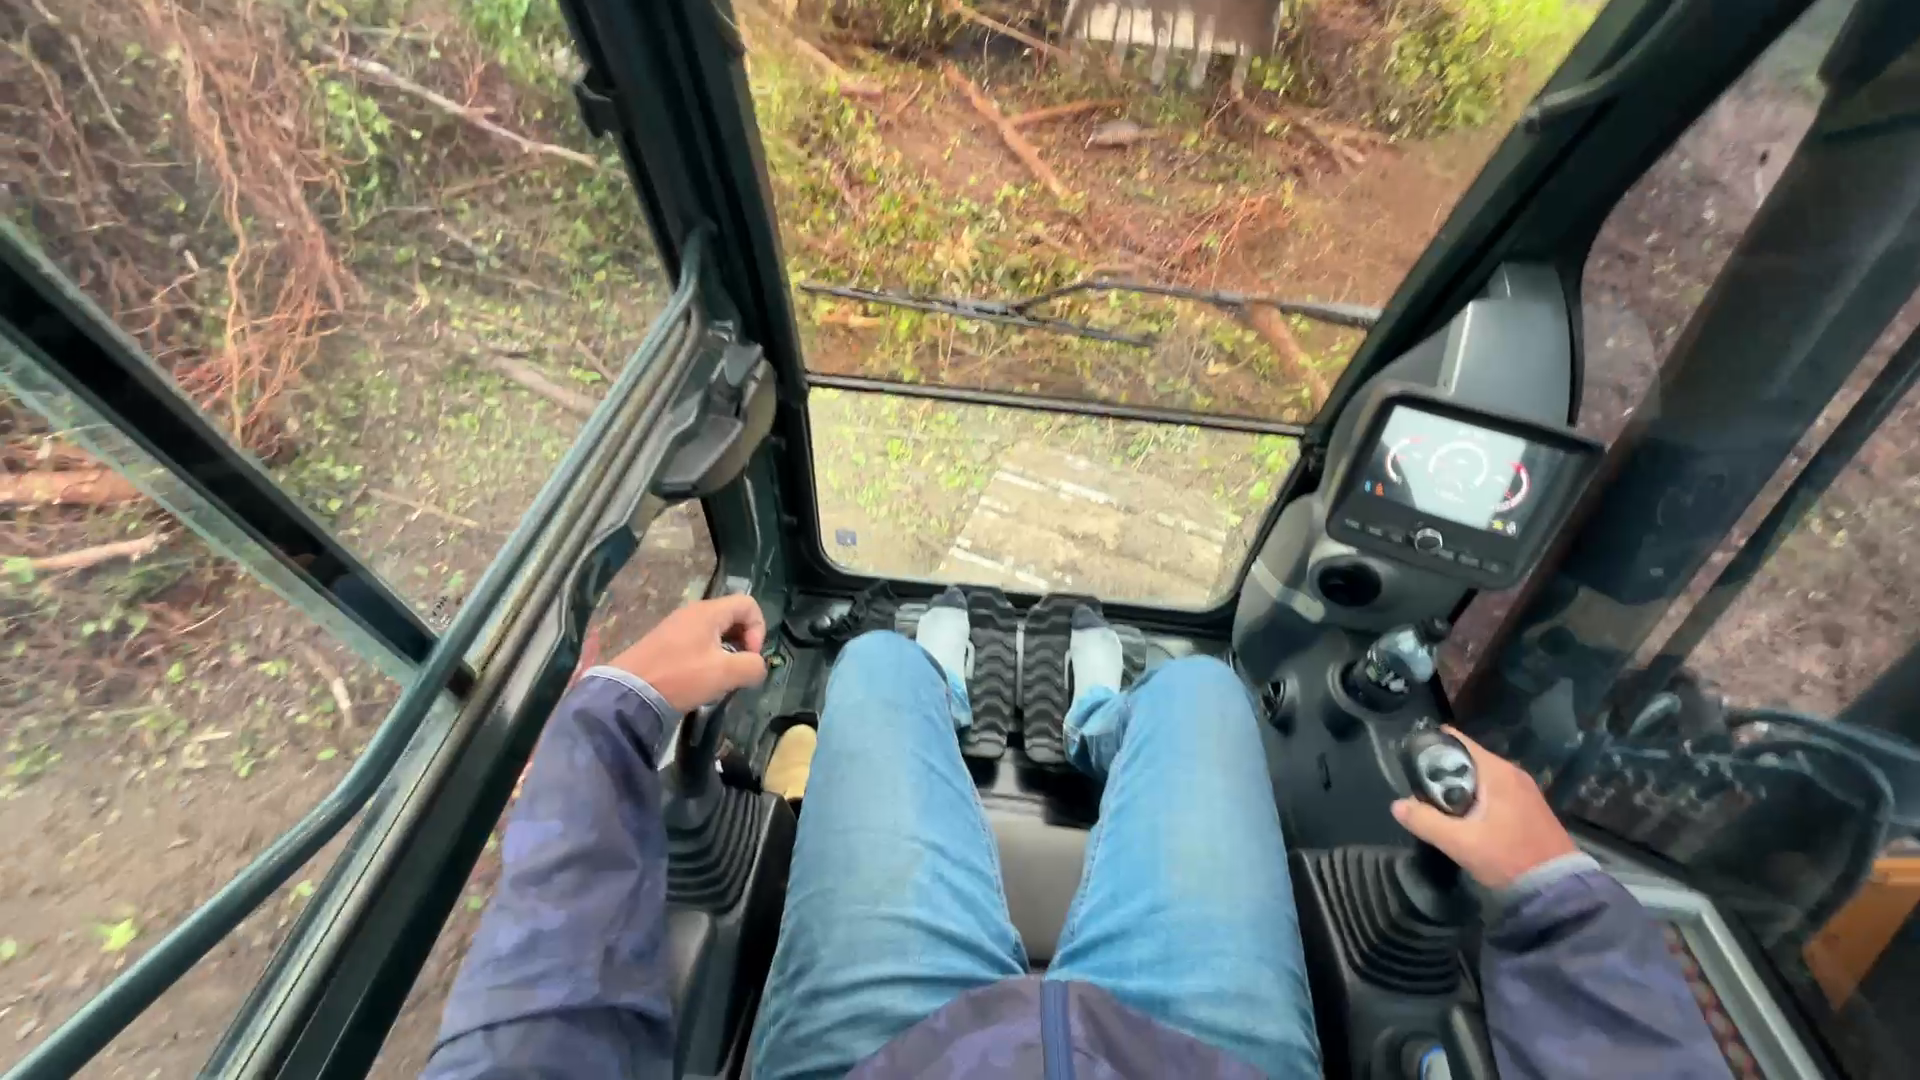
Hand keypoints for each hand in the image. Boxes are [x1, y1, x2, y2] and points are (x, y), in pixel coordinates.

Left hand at [608, 594, 768, 713]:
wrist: (627, 694)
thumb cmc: (680, 677)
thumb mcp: (725, 673)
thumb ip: (752, 666)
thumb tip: (757, 666)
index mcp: (709, 612)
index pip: (748, 605)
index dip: (758, 629)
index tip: (750, 656)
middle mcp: (693, 613)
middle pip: (733, 617)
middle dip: (744, 642)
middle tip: (739, 668)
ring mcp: (676, 627)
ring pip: (716, 632)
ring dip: (727, 652)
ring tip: (721, 677)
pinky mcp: (665, 643)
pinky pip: (698, 642)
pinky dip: (708, 657)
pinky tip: (701, 679)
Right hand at [1391, 726, 1578, 889]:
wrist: (1561, 894)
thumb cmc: (1510, 858)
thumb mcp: (1460, 843)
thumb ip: (1425, 821)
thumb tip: (1397, 805)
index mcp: (1497, 772)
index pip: (1455, 740)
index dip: (1429, 747)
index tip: (1410, 763)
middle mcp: (1512, 774)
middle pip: (1464, 759)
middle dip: (1440, 772)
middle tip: (1421, 791)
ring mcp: (1524, 790)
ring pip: (1478, 776)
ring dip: (1456, 787)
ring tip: (1438, 807)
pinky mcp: (1528, 807)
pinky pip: (1492, 790)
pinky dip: (1474, 798)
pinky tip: (1464, 819)